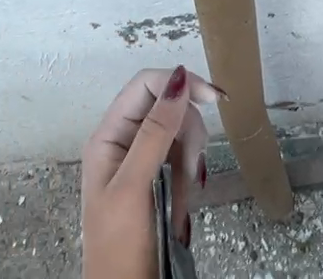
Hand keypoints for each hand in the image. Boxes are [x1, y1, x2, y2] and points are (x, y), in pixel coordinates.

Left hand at [80, 66, 221, 278]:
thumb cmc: (120, 243)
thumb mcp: (134, 186)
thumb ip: (156, 131)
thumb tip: (179, 78)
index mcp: (108, 135)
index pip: (146, 84)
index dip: (180, 83)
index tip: (214, 99)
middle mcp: (123, 139)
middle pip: (168, 105)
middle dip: (188, 130)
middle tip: (192, 166)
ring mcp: (141, 157)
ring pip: (181, 130)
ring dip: (191, 156)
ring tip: (186, 190)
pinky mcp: (157, 174)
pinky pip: (183, 155)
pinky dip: (190, 172)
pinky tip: (185, 197)